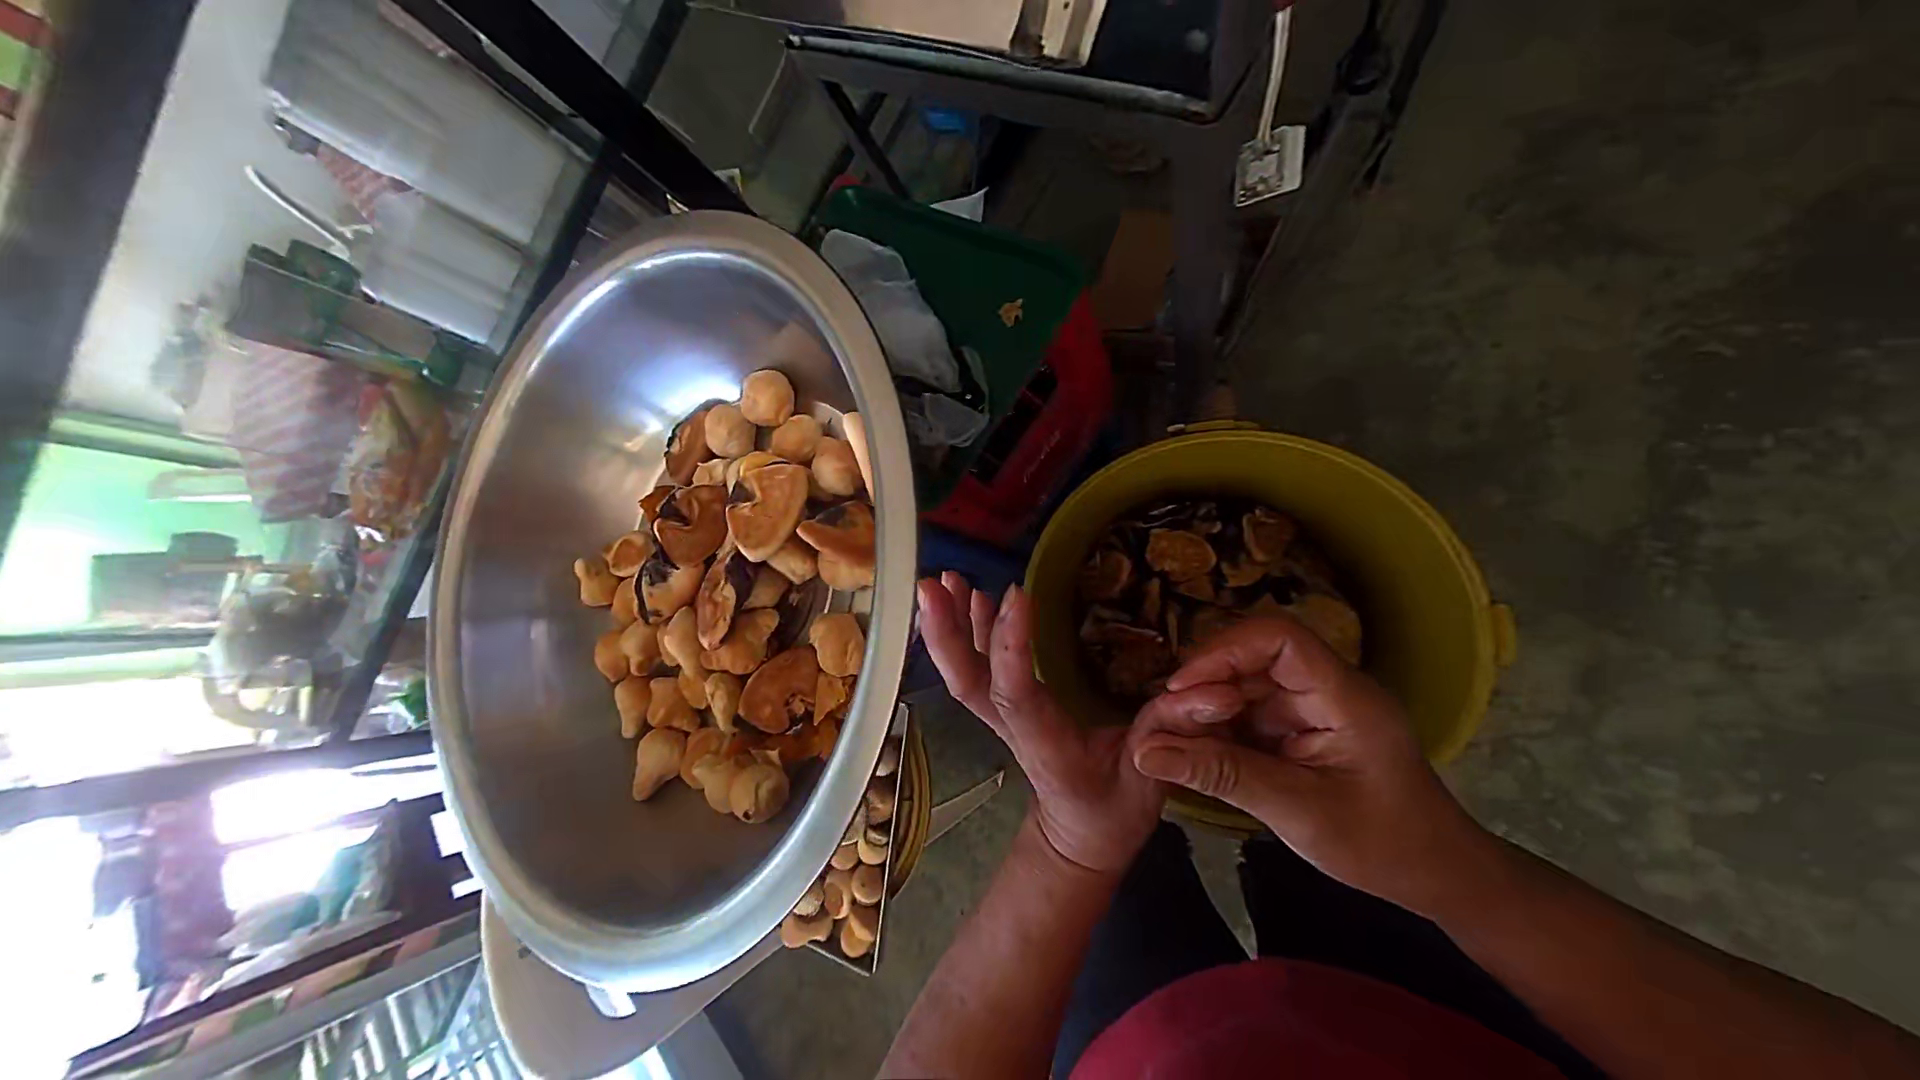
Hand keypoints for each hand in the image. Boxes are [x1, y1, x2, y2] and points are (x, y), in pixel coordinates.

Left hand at [918, 574, 1213, 874]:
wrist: (1080, 834)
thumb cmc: (1112, 809)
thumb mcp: (1150, 781)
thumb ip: (1175, 737)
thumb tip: (1218, 692)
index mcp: (1045, 742)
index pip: (1017, 694)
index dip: (1010, 647)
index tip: (1013, 597)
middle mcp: (1014, 724)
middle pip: (968, 681)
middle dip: (946, 635)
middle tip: (932, 587)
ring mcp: (1005, 714)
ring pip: (965, 671)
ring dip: (948, 627)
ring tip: (940, 582)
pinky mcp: (1008, 704)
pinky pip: (980, 667)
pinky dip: (968, 631)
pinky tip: (965, 598)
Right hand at [1133, 616, 1498, 915]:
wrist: (1436, 875)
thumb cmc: (1382, 845)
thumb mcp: (1297, 811)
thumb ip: (1222, 775)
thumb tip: (1144, 752)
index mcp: (1341, 696)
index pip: (1279, 639)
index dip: (1223, 651)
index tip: (1181, 688)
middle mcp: (1323, 688)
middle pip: (1251, 657)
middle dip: (1204, 684)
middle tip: (1166, 720)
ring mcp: (1310, 706)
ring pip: (1242, 684)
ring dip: (1205, 708)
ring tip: (1173, 739)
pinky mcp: (1297, 726)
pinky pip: (1246, 712)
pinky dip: (1217, 729)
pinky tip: (1196, 751)